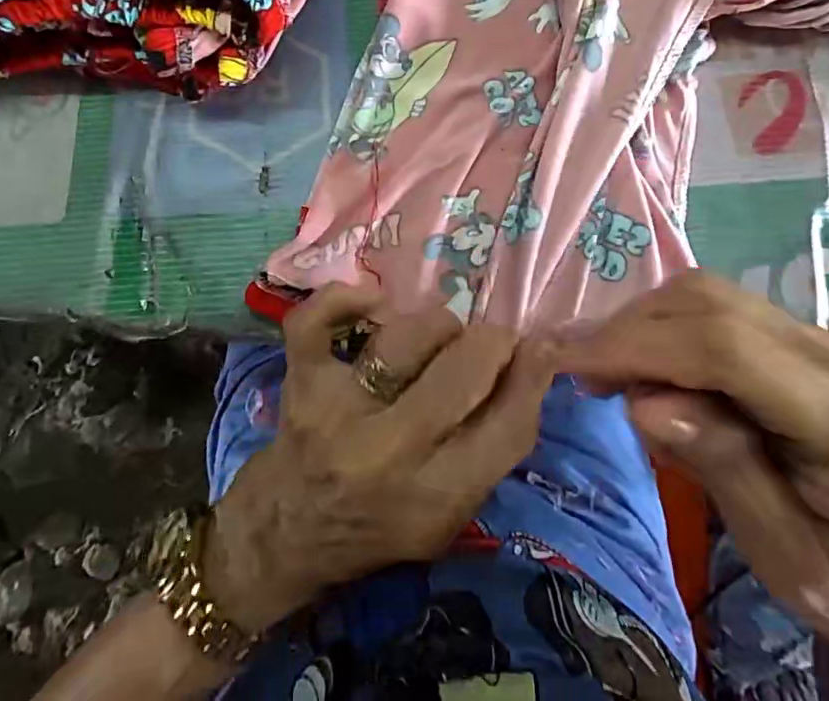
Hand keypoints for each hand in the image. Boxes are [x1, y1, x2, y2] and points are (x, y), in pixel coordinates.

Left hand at [202, 284, 554, 634]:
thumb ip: (492, 446)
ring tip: (438, 334)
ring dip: (434, 325)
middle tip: (488, 340)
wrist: (290, 529)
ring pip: (403, 337)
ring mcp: (336, 413)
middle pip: (461, 372)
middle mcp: (387, 453)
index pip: (507, 428)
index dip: (532, 376)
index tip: (538, 346)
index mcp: (436, 498)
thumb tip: (534, 361)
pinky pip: (317, 320)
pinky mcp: (299, 382)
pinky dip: (346, 298)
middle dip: (489, 343)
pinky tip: (375, 306)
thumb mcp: (450, 512)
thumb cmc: (380, 522)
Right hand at [559, 272, 828, 700]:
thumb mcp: (791, 564)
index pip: (731, 351)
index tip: (572, 364)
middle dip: (633, 329)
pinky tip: (656, 371)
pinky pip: (731, 315)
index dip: (639, 346)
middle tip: (583, 373)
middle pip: (717, 306)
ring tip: (612, 373)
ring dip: (648, 324)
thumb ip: (725, 472)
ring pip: (718, 298)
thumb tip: (642, 400)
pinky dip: (674, 331)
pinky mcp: (825, 350)